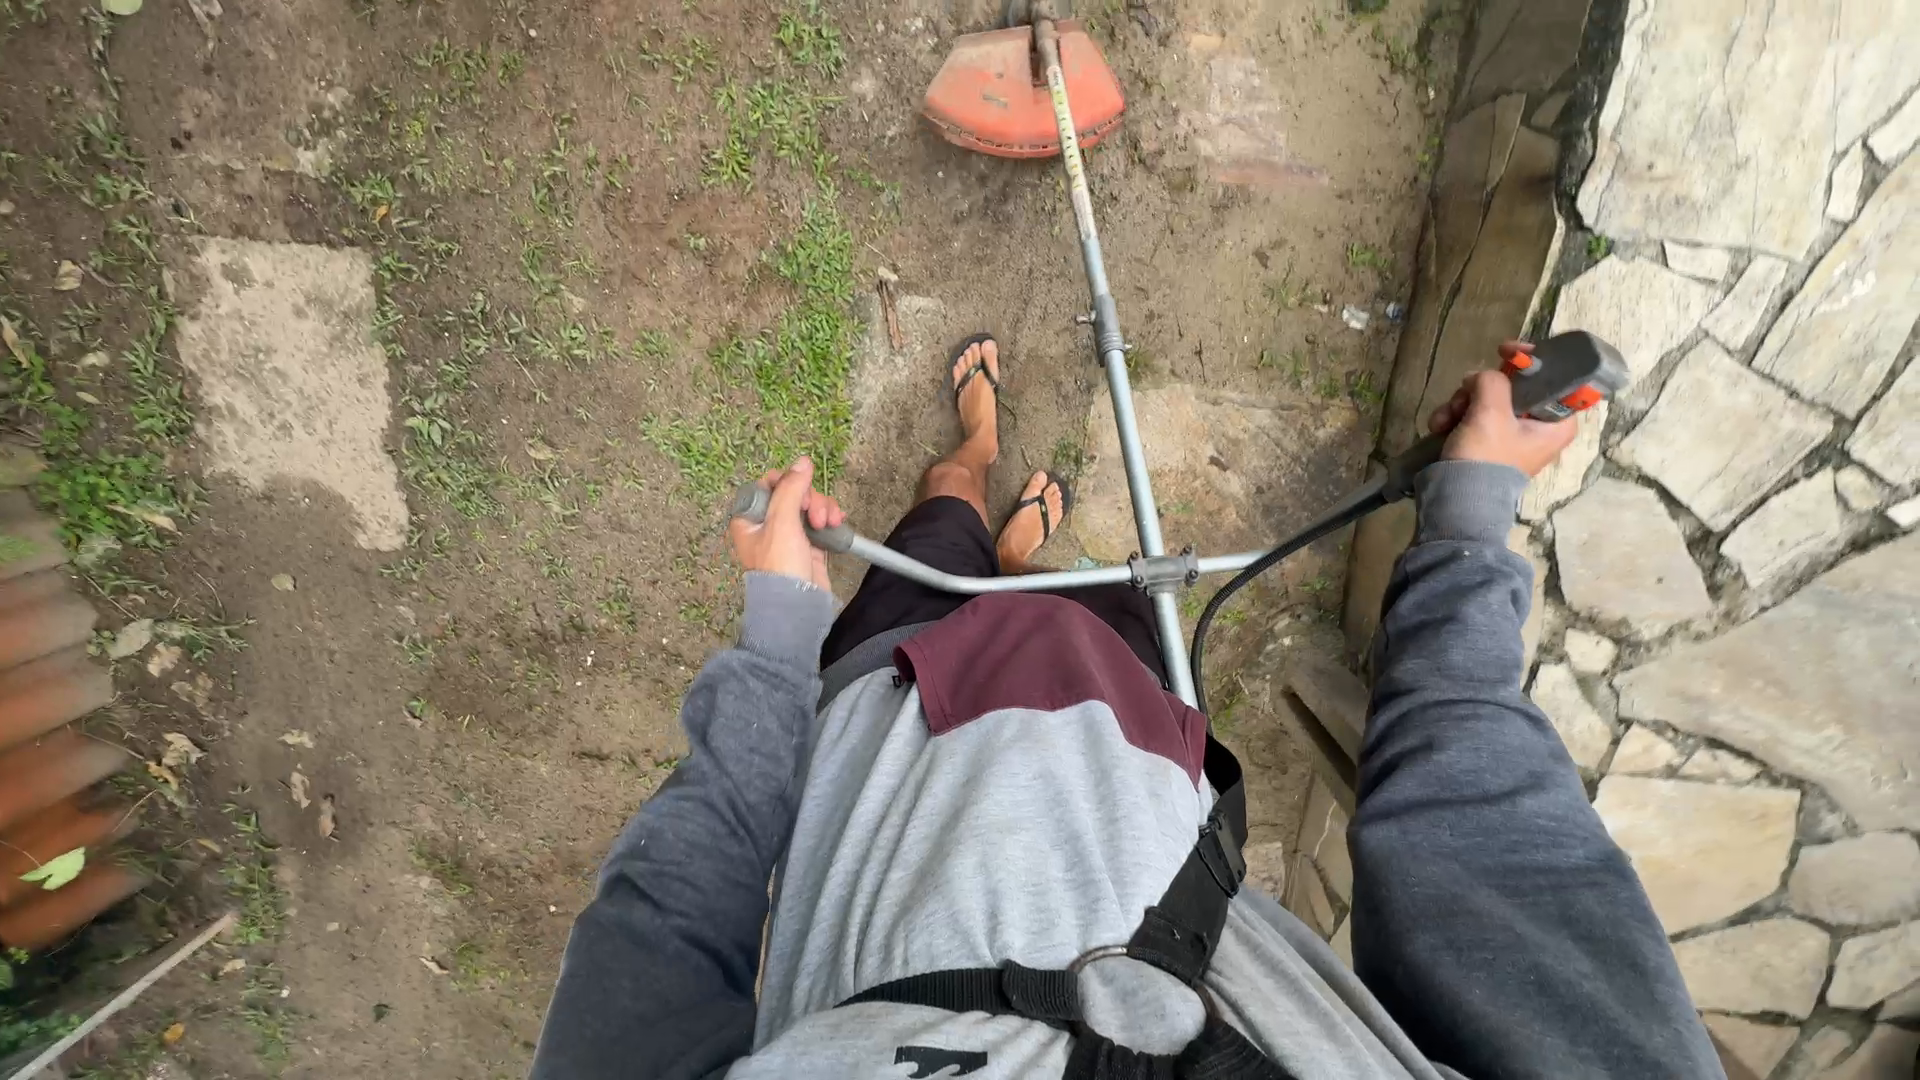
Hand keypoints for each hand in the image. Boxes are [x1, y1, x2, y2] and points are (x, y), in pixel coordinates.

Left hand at [727, 457, 844, 589]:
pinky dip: (830, 519)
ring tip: (829, 523)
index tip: (799, 494)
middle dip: (811, 499)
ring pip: (810, 506)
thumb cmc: (780, 566)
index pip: (769, 485)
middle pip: (794, 493)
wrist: (797, 604)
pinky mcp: (810, 544)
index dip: (787, 484)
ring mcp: (790, 534)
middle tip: (816, 514)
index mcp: (750, 517)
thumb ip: (791, 488)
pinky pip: (821, 521)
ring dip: (823, 508)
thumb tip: (802, 461)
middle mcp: (768, 524)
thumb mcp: (781, 522)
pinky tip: (837, 524)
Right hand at [1427, 343, 1580, 476]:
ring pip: (1485, 401)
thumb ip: (1491, 382)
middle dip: (1479, 390)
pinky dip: (1452, 419)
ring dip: (1459, 404)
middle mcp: (1537, 428)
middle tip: (1463, 397)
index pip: (1556, 377)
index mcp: (1557, 422)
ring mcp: (1509, 437)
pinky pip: (1470, 418)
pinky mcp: (1484, 444)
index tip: (1505, 351)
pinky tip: (1439, 428)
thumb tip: (1481, 376)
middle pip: (1512, 388)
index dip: (1531, 360)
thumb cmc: (1483, 457)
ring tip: (1445, 420)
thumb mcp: (1490, 413)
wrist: (1455, 499)